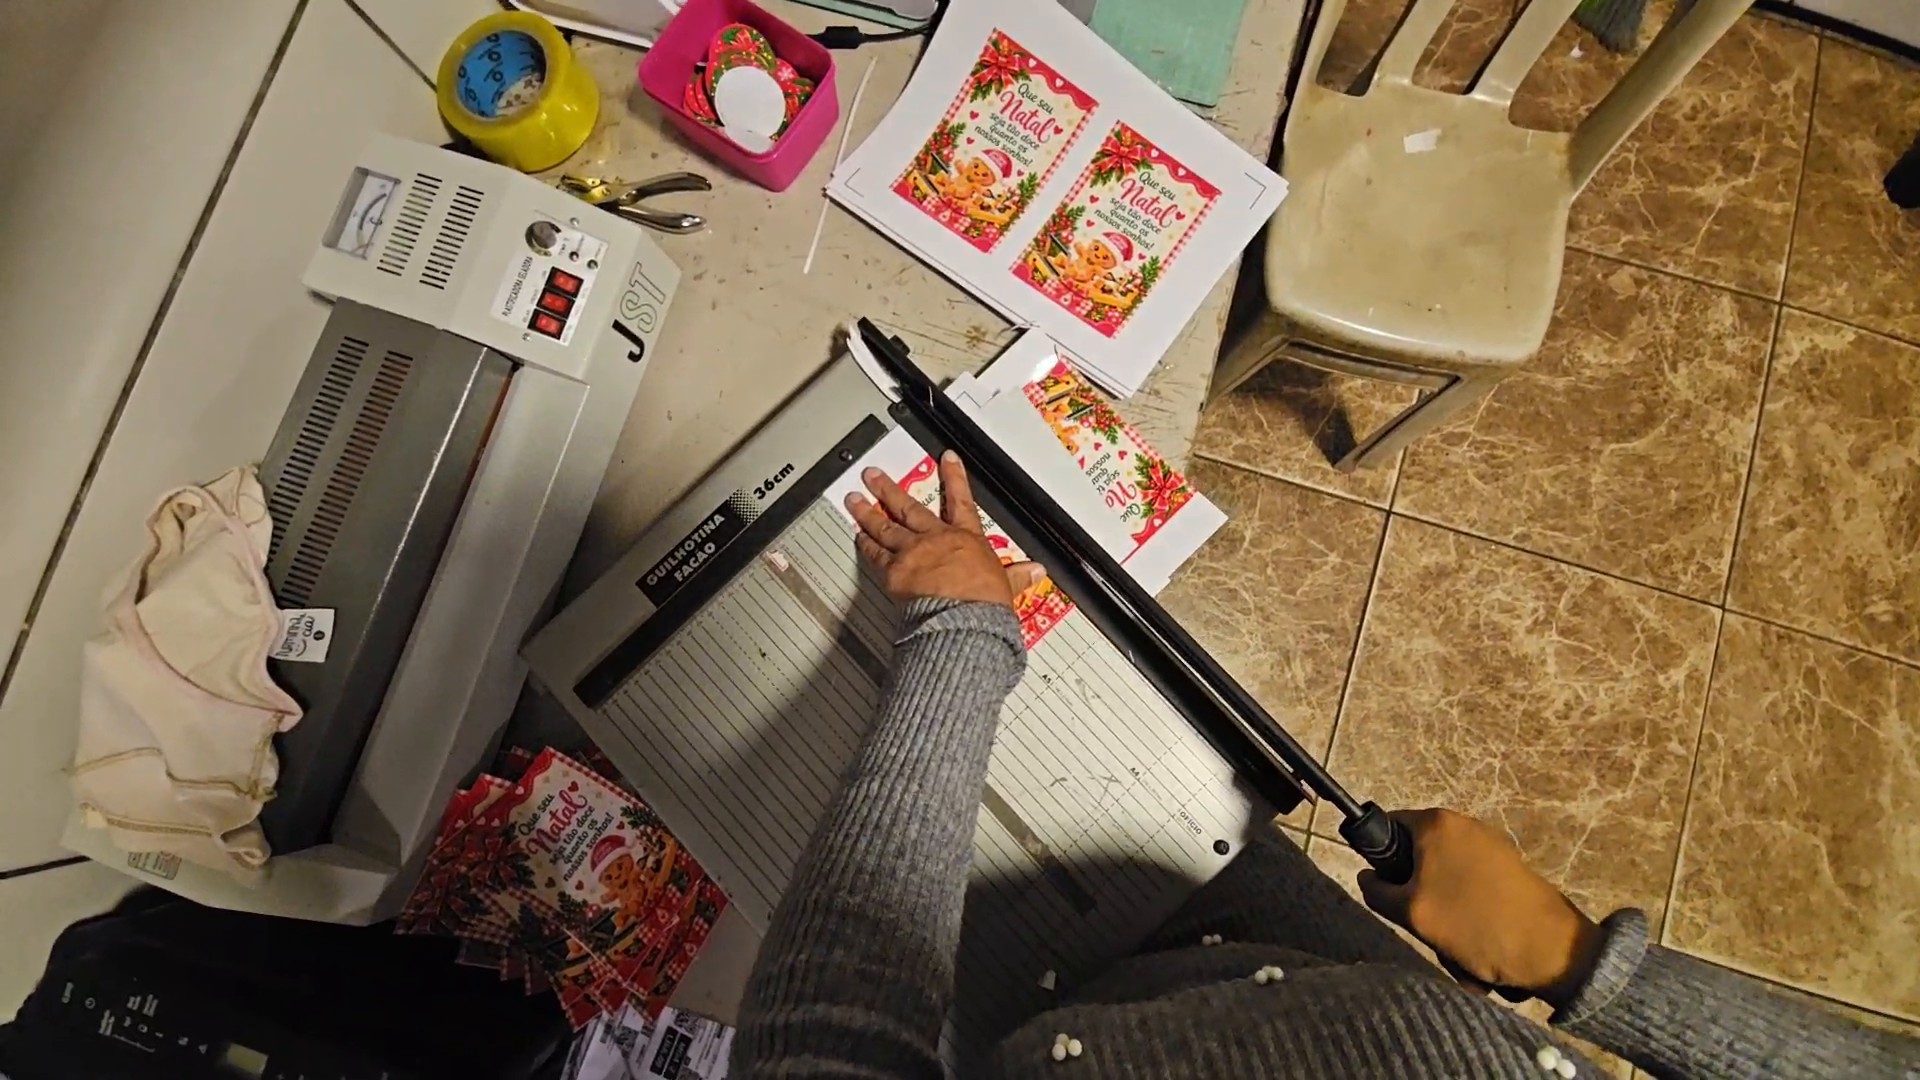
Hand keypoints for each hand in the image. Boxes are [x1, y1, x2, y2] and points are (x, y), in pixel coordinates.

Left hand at [846, 451, 1043, 607]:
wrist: (963, 621)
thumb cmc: (984, 605)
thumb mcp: (1005, 586)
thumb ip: (1016, 576)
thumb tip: (1035, 571)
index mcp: (966, 539)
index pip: (961, 501)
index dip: (954, 477)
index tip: (947, 460)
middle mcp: (936, 540)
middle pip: (909, 508)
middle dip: (890, 489)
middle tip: (874, 475)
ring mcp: (912, 553)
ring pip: (885, 526)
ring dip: (867, 511)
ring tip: (854, 499)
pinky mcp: (894, 572)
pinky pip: (875, 554)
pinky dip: (865, 543)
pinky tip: (857, 535)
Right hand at [1358, 808, 1603, 1005]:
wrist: (1559, 955)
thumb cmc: (1476, 923)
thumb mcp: (1411, 913)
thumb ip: (1376, 891)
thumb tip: (1369, 878)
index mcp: (1436, 823)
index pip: (1385, 828)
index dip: (1382, 862)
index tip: (1393, 894)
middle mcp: (1464, 825)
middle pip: (1418, 858)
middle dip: (1419, 896)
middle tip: (1429, 926)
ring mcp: (1493, 847)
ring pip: (1447, 879)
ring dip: (1446, 914)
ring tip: (1459, 947)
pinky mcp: (1514, 871)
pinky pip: (1474, 889)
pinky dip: (1472, 915)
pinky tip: (1482, 947)